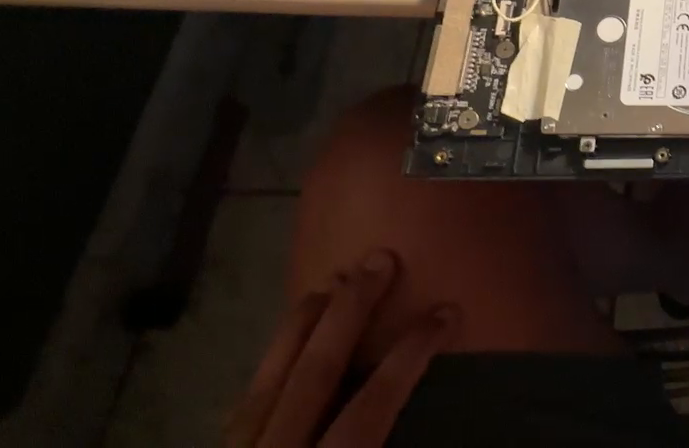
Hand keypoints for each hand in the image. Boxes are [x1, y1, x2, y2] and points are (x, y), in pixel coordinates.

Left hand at [223, 249, 458, 447]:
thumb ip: (393, 438)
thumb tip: (437, 414)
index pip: (371, 405)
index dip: (410, 355)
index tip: (447, 312)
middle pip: (313, 374)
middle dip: (349, 313)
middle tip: (380, 260)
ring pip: (265, 383)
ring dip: (300, 327)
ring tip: (330, 281)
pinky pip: (241, 406)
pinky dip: (267, 367)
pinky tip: (283, 347)